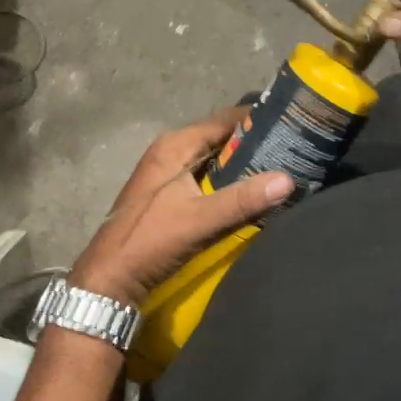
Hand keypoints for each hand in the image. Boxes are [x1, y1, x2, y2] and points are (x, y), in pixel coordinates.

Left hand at [69, 108, 292, 305]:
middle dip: (255, 142)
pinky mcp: (169, 194)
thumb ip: (243, 199)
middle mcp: (171, 151)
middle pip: (222, 137)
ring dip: (243, 163)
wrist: (107, 282)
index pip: (226, 118)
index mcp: (175, 145)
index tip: (293, 123)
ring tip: (281, 167)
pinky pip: (207, 176)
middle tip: (293, 148)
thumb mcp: (200, 220)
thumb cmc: (149, 242)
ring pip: (215, 158)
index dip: (259, 119)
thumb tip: (288, 179)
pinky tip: (251, 192)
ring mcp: (168, 173)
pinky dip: (229, 180)